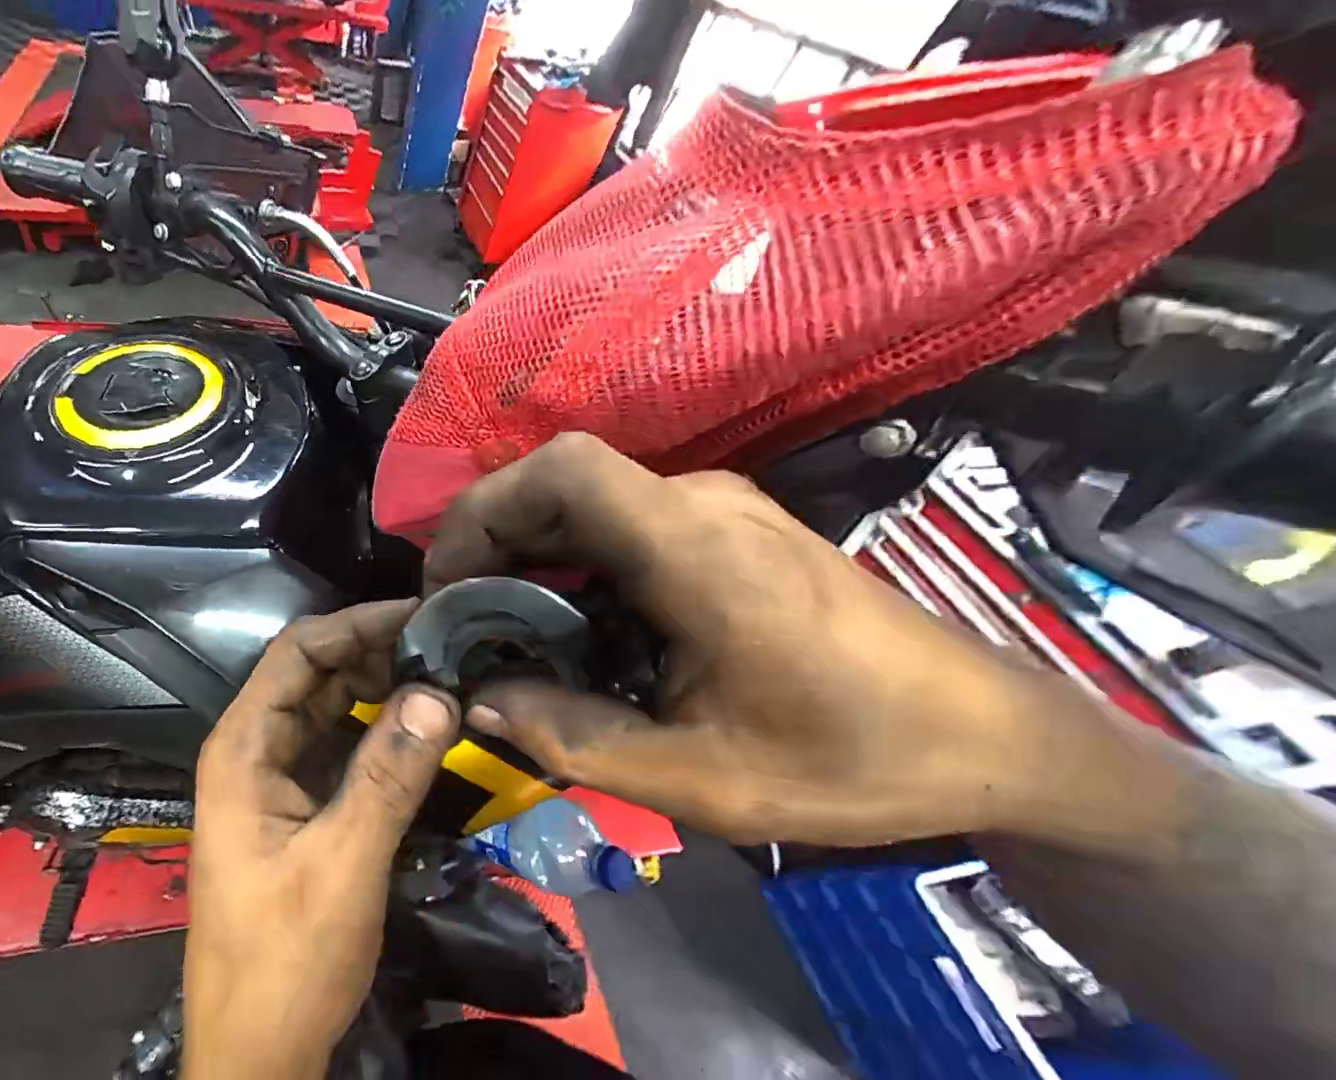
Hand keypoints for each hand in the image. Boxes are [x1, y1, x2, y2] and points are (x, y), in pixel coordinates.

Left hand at [184, 601, 462, 1079]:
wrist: (256, 1052)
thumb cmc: (285, 960)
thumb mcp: (344, 864)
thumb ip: (389, 775)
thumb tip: (438, 692)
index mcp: (243, 748)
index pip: (296, 653)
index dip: (355, 625)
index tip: (420, 616)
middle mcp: (253, 749)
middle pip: (313, 673)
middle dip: (373, 651)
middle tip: (443, 645)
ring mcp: (274, 776)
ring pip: (328, 706)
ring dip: (378, 686)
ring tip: (440, 675)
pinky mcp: (297, 803)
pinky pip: (338, 744)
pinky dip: (376, 727)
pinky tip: (417, 724)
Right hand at [424, 433, 1168, 851]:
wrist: (987, 734)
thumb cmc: (854, 759)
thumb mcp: (702, 780)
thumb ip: (578, 740)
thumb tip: (480, 699)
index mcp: (696, 550)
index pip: (564, 470)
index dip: (484, 510)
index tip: (449, 583)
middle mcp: (700, 504)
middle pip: (559, 481)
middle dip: (488, 539)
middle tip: (458, 617)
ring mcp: (714, 509)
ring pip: (583, 501)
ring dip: (524, 551)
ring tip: (498, 624)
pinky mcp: (722, 527)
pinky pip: (616, 523)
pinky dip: (566, 561)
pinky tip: (563, 621)